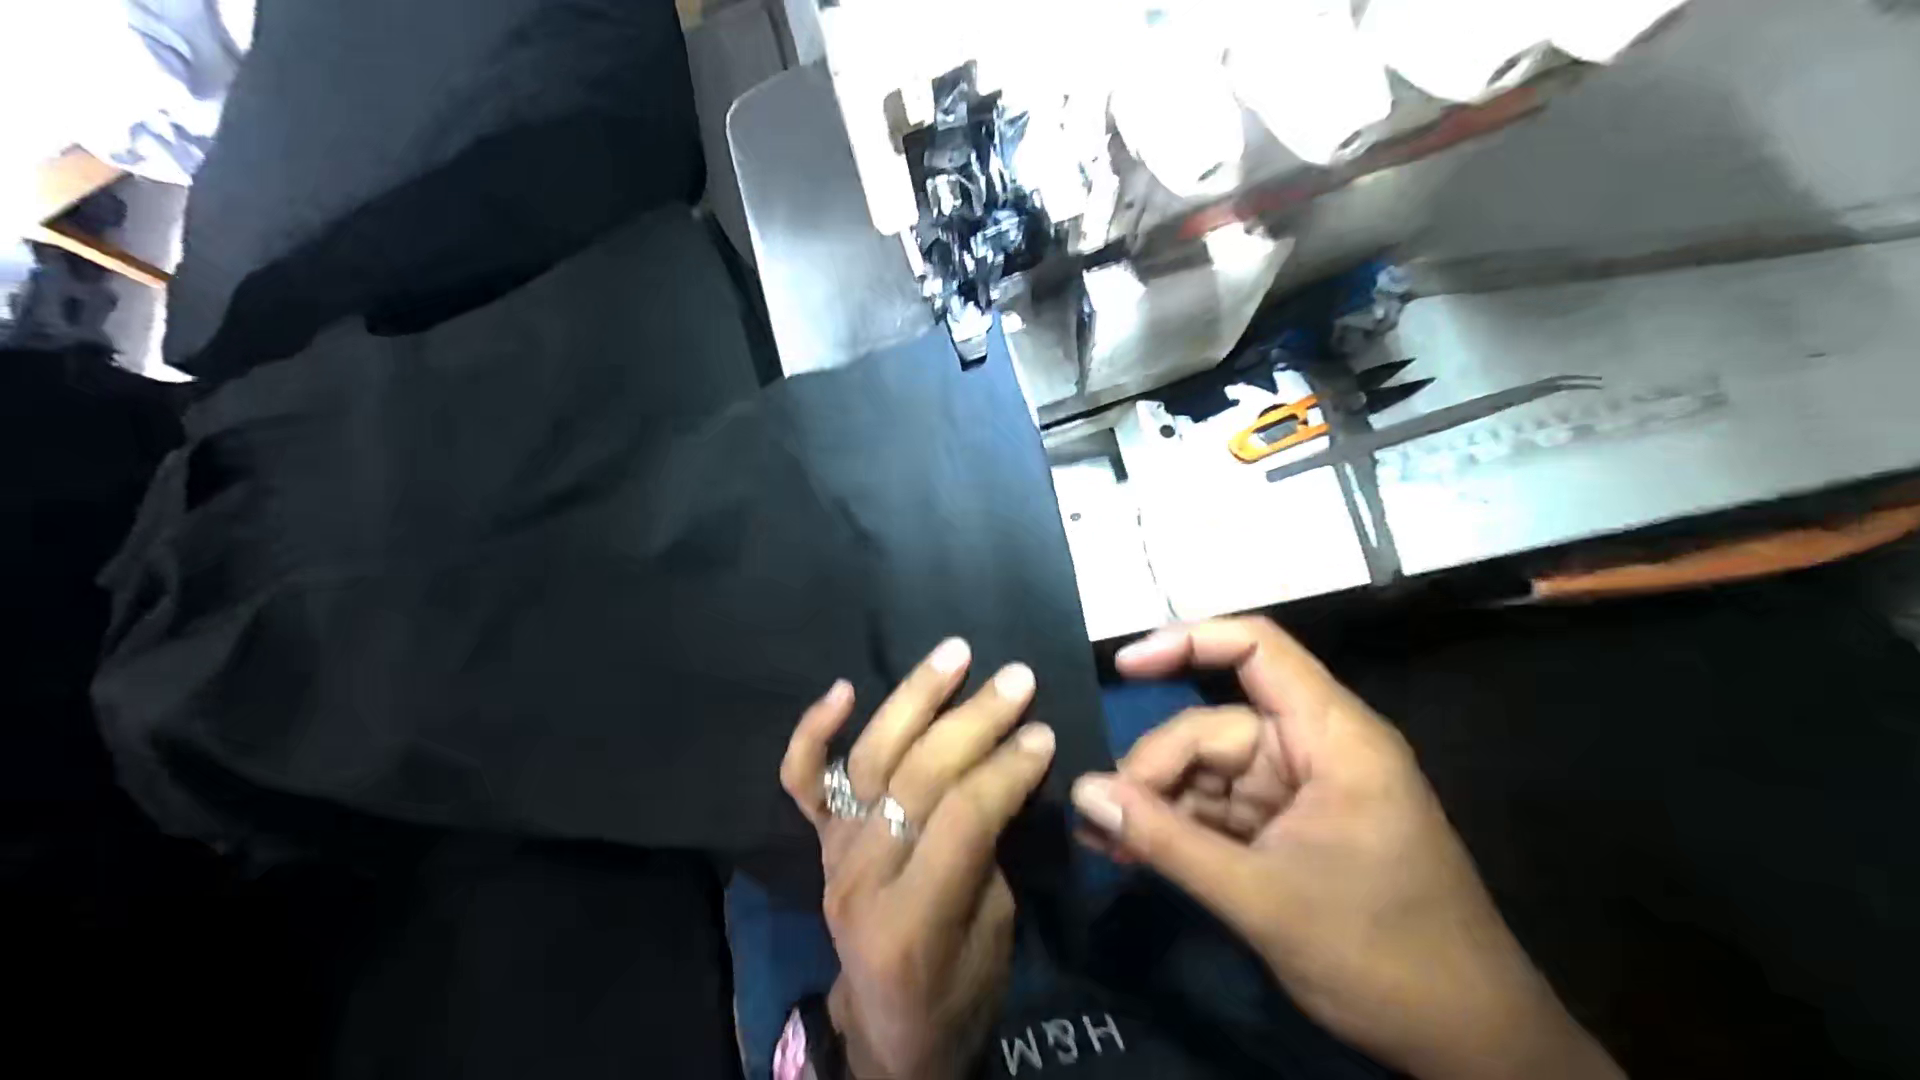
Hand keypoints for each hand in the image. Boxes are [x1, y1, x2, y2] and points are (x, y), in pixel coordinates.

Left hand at [781, 638, 1055, 1079]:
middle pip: (916, 776)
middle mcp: (860, 877)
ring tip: (955, 653)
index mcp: (912, 920)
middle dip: (974, 720)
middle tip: (1017, 679)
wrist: (888, 1031)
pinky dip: (814, 730)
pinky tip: (844, 688)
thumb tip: (1007, 763)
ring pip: (869, 758)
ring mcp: (832, 853)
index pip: (961, 817)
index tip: (1044, 733)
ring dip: (915, 698)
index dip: (1007, 768)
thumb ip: (991, 846)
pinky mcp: (818, 840)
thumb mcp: (996, 932)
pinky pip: (803, 779)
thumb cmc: (958, 991)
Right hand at [1071, 618, 1622, 1079]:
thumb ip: (1166, 841)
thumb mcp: (1261, 899)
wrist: (1472, 1052)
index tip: (1124, 666)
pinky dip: (1176, 826)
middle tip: (1103, 820)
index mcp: (1332, 739)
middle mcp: (1313, 750)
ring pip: (1206, 770)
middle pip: (1212, 727)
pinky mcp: (1287, 827)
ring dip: (1156, 803)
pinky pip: (1217, 807)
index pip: (1257, 651)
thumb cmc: (1384, 960)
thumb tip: (1083, 792)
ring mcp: (1298, 790)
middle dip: (1154, 769)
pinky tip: (1132, 851)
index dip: (1188, 641)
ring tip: (1105, 842)